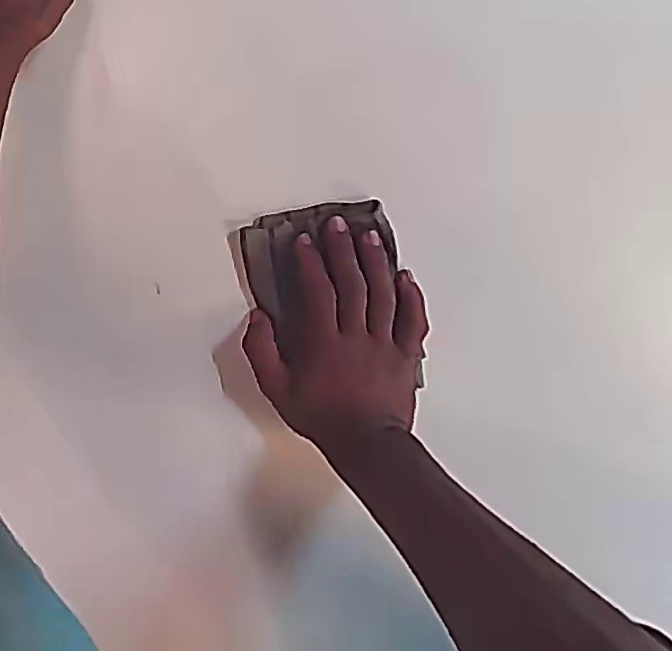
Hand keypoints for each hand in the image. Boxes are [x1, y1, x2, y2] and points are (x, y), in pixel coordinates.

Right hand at [243, 216, 429, 456]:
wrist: (368, 447)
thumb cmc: (322, 417)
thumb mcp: (277, 389)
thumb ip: (261, 351)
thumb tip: (258, 318)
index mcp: (324, 342)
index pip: (318, 290)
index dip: (311, 261)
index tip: (304, 240)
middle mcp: (356, 336)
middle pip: (352, 283)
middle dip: (343, 249)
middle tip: (337, 224)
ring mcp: (385, 344)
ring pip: (383, 294)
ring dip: (376, 262)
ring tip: (369, 237)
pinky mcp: (407, 355)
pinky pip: (413, 321)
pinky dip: (412, 296)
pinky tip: (406, 276)